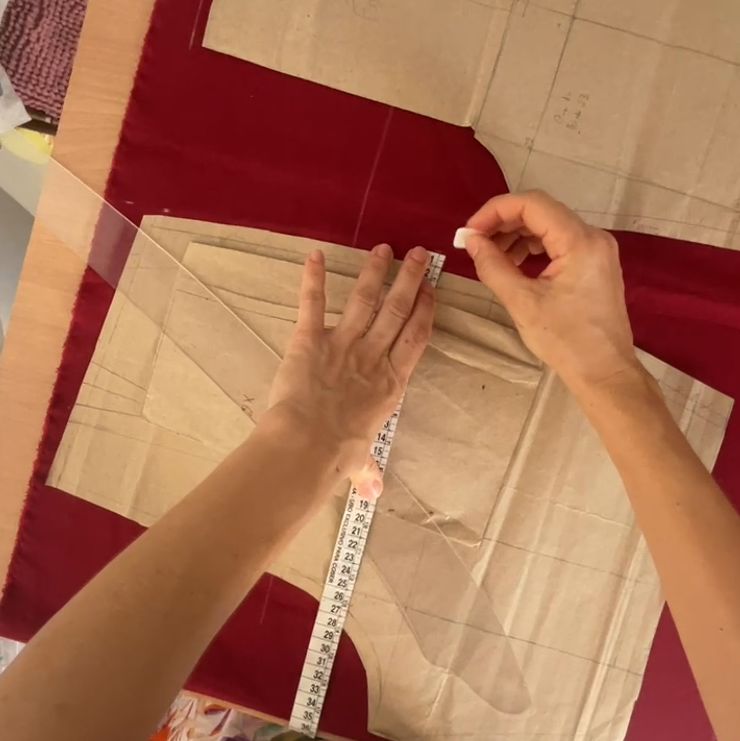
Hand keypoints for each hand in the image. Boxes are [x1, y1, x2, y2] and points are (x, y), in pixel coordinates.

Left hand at [261, 244, 436, 499]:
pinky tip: (313, 255)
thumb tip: (374, 493)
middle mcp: (372, 357)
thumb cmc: (337, 455)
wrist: (307, 444)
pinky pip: (313, 304)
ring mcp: (343, 344)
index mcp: (390, 383)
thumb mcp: (359, 462)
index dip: (426, 312)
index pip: (416, 339)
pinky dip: (312, 278)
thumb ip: (367, 469)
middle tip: (420, 254)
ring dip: (375, 272)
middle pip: (398, 310)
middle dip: (410, 279)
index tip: (432, 292)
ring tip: (383, 248)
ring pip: (365, 299)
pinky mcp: (310, 339)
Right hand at [461, 191, 641, 391]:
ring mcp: (596, 249)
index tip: (470, 233)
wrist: (604, 371)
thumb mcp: (522, 303)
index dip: (495, 211)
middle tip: (474, 243)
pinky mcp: (593, 262)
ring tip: (490, 256)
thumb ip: (493, 266)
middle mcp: (592, 237)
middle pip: (540, 211)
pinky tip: (512, 263)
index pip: (532, 204)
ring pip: (548, 225)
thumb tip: (470, 241)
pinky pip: (557, 241)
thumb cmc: (566, 340)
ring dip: (515, 234)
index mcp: (579, 242)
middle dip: (503, 222)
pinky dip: (531, 246)